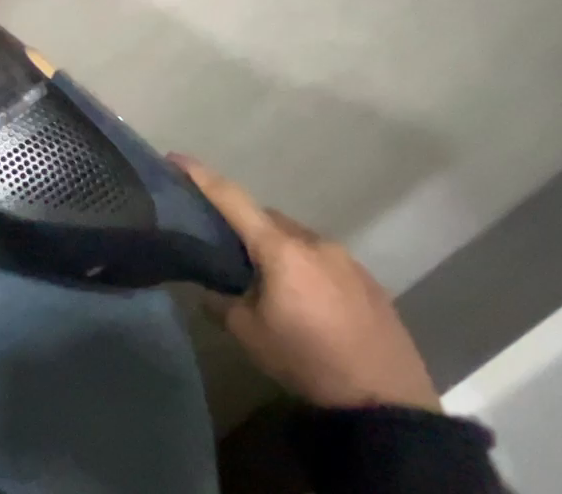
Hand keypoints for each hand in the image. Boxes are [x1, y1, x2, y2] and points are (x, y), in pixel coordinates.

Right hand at [172, 155, 440, 412]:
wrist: (386, 403)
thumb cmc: (305, 358)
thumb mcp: (245, 330)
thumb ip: (219, 297)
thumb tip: (208, 284)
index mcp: (281, 249)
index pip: (232, 199)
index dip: (201, 176)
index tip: (175, 157)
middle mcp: (316, 244)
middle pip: (268, 218)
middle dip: (242, 223)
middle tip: (220, 242)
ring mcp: (350, 263)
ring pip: (298, 239)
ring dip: (277, 247)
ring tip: (263, 275)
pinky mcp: (371, 285)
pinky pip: (325, 261)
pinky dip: (305, 266)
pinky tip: (302, 296)